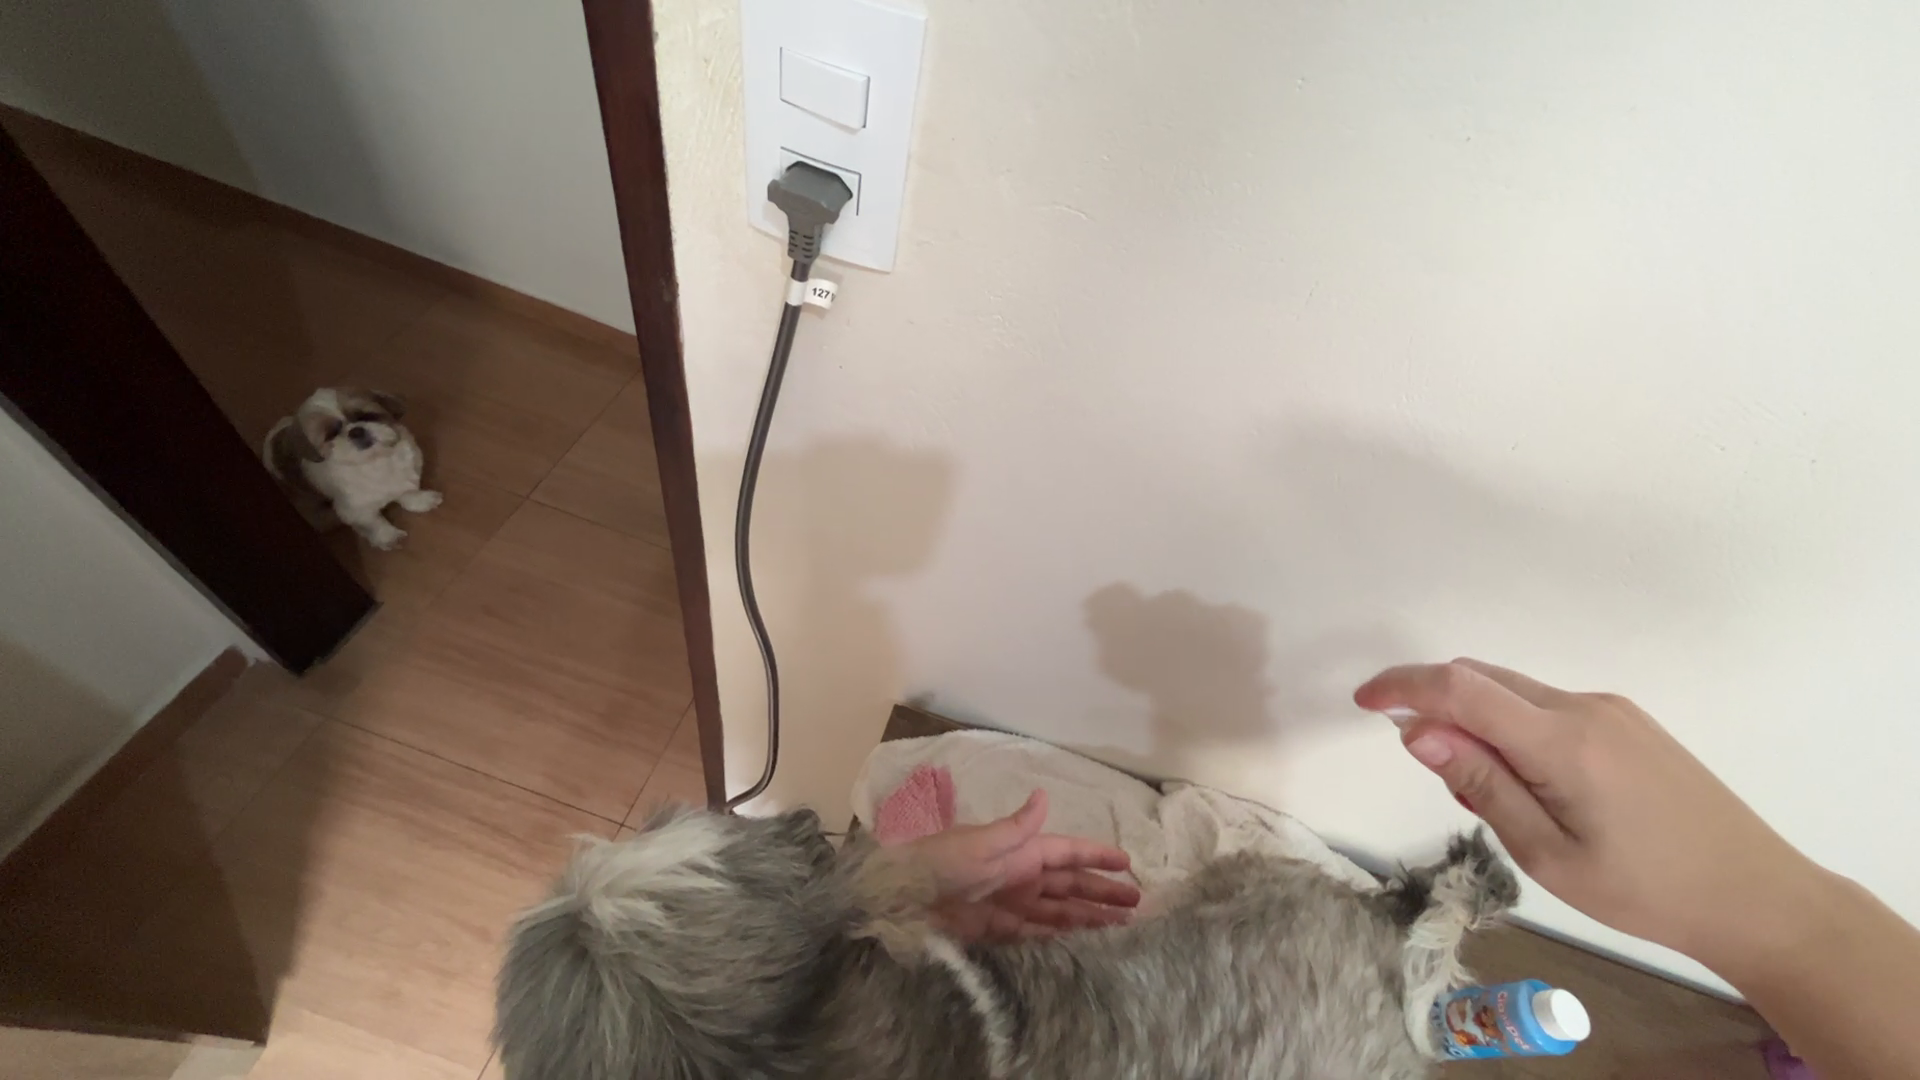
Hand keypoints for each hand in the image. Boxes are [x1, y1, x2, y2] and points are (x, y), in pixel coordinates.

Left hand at [895, 789, 1140, 943]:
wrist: (902, 900)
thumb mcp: (982, 842)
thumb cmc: (942, 862)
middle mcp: (1020, 876)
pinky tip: (1081, 943)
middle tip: (1137, 904)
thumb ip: (1017, 826)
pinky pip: (1038, 933)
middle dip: (1101, 892)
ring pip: (1059, 911)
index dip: (1096, 857)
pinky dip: (1060, 937)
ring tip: (1121, 927)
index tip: (1128, 864)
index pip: (1067, 853)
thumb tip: (1044, 794)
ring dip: (1088, 916)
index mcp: (1020, 851)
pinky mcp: (998, 930)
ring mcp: (1010, 904)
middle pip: (1070, 885)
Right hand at [1354, 658, 1814, 962]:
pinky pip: (1538, 703)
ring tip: (1484, 785)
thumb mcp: (1546, 853)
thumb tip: (1415, 731)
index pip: (1458, 687)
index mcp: (1562, 742)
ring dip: (1470, 717)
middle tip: (1429, 764)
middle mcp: (1582, 708)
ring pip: (1508, 688)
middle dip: (1431, 703)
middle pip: (1478, 678)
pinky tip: (1524, 778)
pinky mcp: (1622, 719)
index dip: (1401, 684)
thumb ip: (1479, 784)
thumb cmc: (1645, 889)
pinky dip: (1505, 723)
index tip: (1364, 701)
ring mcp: (1607, 709)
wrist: (1765, 901)